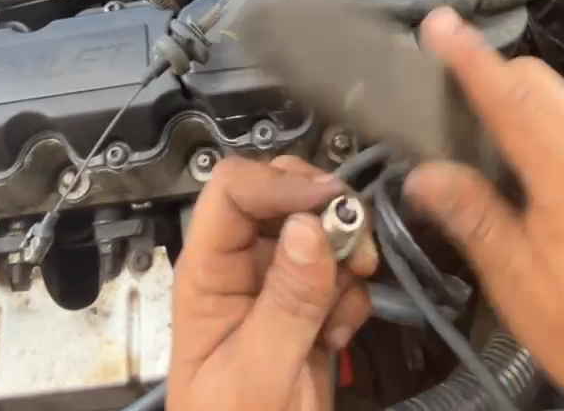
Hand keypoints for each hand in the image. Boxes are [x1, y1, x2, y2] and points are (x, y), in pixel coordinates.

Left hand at [169, 156, 378, 410]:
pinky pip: (335, 270)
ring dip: (342, 256)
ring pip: (314, 229)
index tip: (331, 204)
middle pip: (278, 196)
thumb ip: (286, 304)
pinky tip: (340, 334)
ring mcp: (274, 285)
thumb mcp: (259, 380)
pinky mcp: (305, 308)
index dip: (279, 184)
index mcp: (207, 269)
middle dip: (322, 212)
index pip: (232, 189)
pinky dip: (349, 291)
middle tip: (356, 246)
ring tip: (342, 310)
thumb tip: (310, 226)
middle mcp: (240, 265)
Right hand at [404, 9, 563, 410]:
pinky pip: (562, 110)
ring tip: (454, 106)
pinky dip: (523, 106)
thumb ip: (473, 219)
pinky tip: (496, 136)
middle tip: (429, 83)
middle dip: (484, 69)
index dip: (474, 61)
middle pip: (537, 81)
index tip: (438, 25)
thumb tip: (420, 172)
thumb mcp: (520, 288)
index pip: (519, 105)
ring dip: (502, 85)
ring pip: (550, 90)